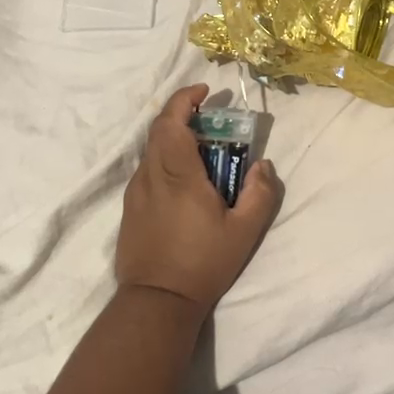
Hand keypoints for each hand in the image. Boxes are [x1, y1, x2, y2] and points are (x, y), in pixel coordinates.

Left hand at [116, 85, 281, 311]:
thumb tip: (262, 165)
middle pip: (159, 130)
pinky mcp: (130, 209)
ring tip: (203, 153)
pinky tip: (186, 183)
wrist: (156, 302)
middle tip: (211, 120)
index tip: (206, 92)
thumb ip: (260, 194)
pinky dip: (166, 161)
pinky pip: (148, 171)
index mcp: (177, 174)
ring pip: (152, 151)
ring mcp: (136, 193)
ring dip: (175, 140)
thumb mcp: (244, 232)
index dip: (185, 99)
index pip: (171, 121)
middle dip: (183, 115)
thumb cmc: (202, 264)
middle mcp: (151, 176)